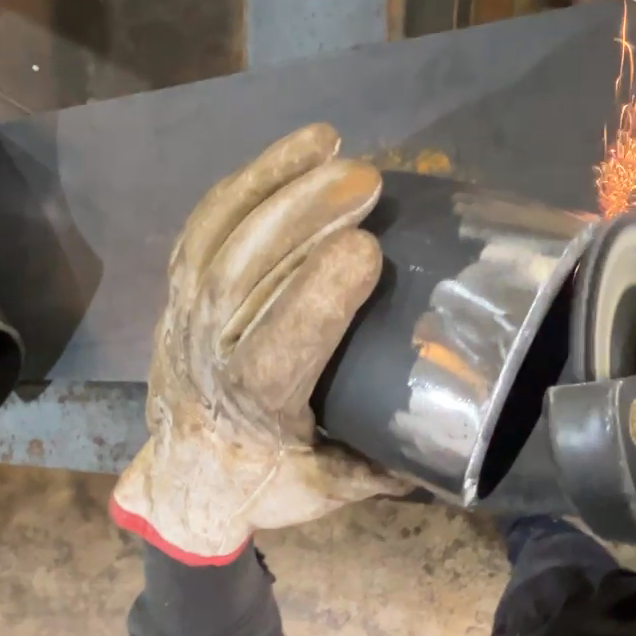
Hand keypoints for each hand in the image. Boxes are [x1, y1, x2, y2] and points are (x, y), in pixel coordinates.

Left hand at [110, 124, 407, 564]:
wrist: (182, 478)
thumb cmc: (260, 483)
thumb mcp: (328, 488)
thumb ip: (385, 465)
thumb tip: (458, 437)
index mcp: (253, 407)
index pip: (280, 347)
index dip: (318, 297)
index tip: (369, 249)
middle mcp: (211, 354)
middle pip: (246, 275)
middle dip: (302, 218)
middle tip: (365, 179)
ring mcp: (186, 316)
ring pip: (220, 240)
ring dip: (275, 186)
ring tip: (331, 148)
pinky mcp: (177, 292)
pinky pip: (202, 227)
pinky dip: (244, 184)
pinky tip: (291, 155)